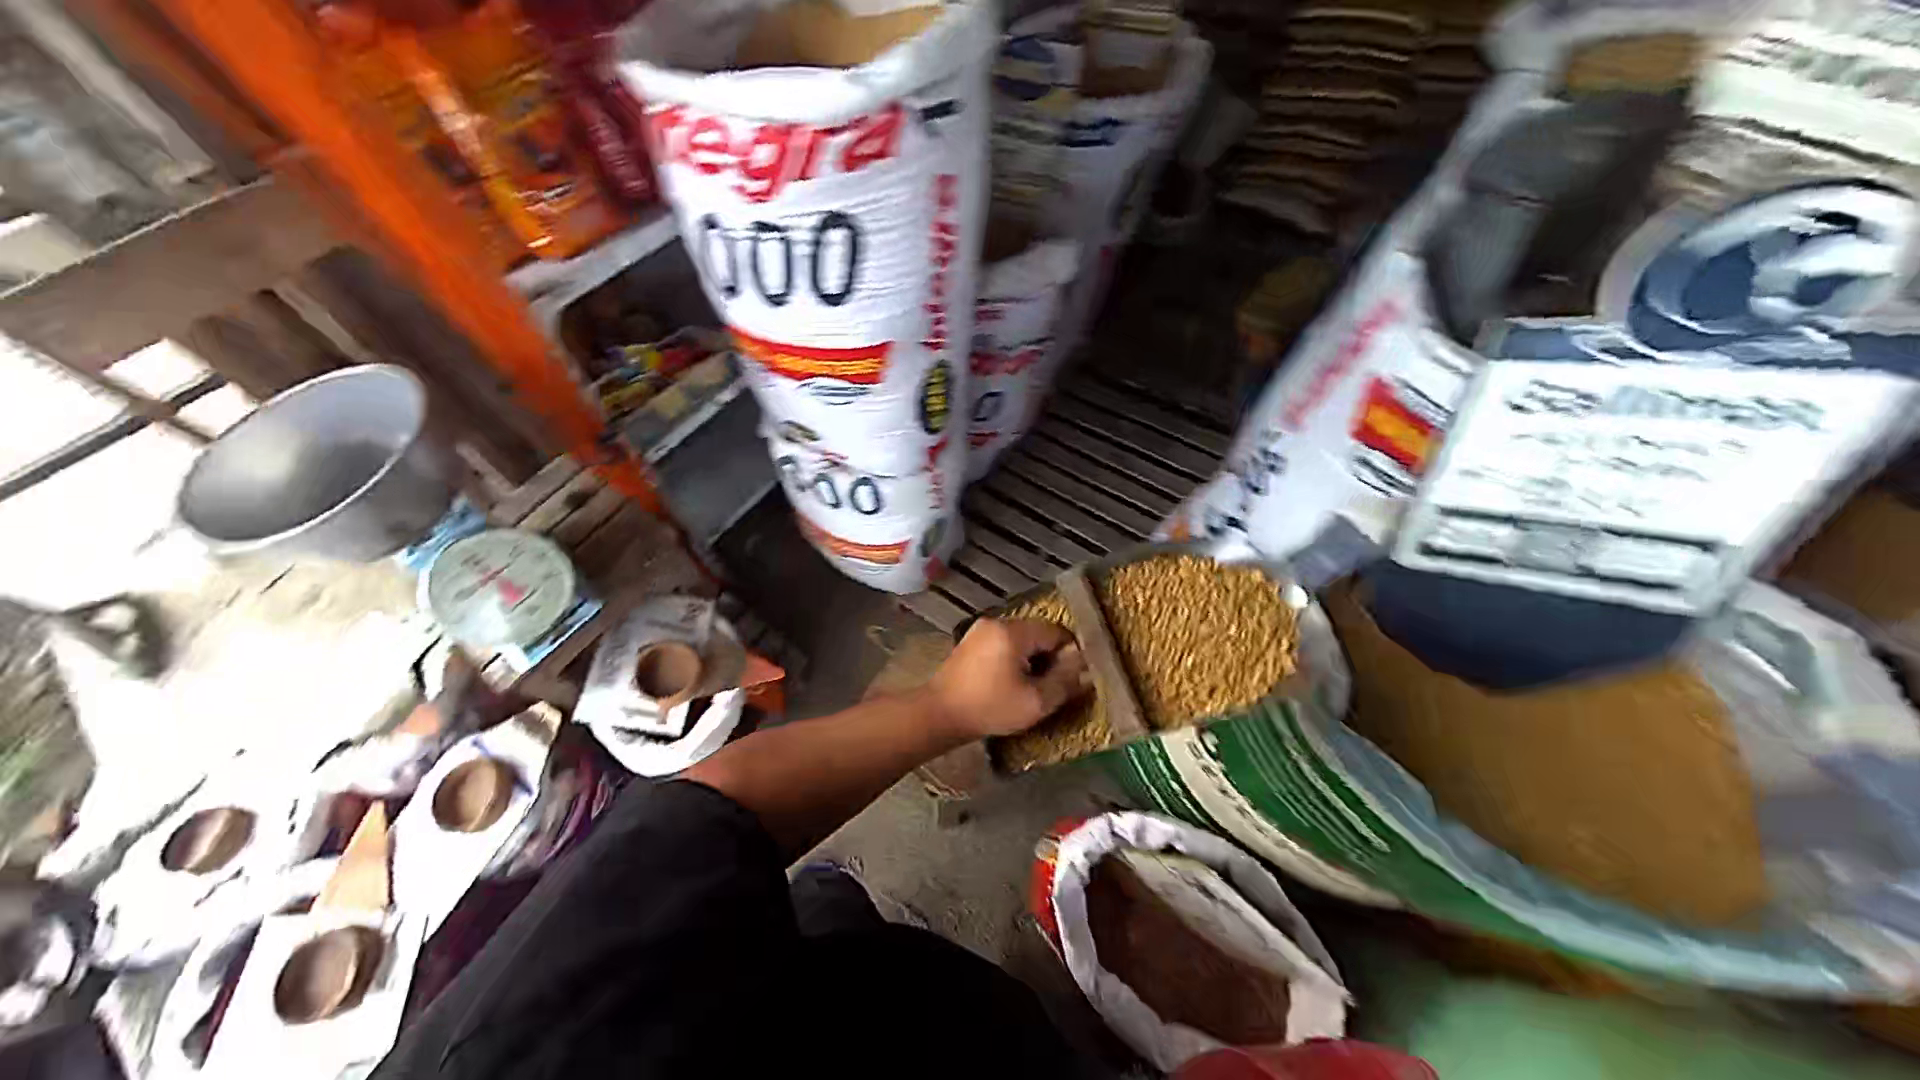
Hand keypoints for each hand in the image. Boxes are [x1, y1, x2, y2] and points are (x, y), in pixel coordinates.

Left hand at [925, 618, 1090, 739]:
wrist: (939, 714)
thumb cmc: (990, 708)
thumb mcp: (1036, 702)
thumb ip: (1065, 682)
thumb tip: (1085, 669)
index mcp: (1013, 631)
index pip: (1056, 632)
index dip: (1069, 655)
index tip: (1071, 679)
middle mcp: (996, 622)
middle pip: (1038, 633)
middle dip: (1049, 658)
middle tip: (1052, 687)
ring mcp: (980, 631)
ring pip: (1020, 640)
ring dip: (1031, 660)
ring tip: (1031, 688)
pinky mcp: (970, 643)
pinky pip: (1002, 645)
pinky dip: (1012, 660)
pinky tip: (1010, 684)